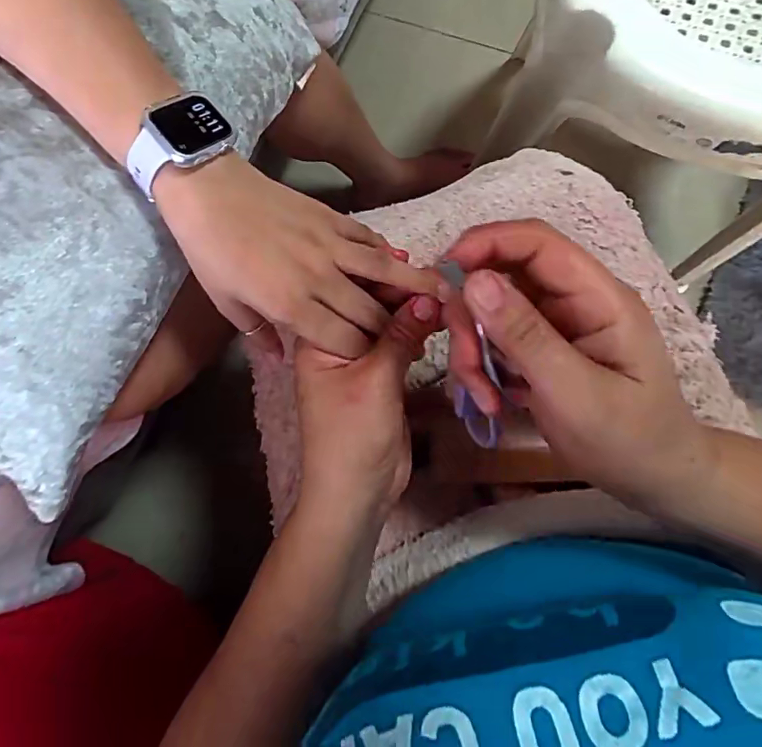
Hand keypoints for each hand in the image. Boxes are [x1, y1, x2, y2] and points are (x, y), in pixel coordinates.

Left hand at [155, 155, 439, 358]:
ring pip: (384, 270)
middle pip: (371, 312)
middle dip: (395, 329)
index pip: (346, 340)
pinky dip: (386, 249)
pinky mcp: (332, 217)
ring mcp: (330, 244)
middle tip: (415, 333)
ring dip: (415, 284)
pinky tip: (397, 258)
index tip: (379, 358)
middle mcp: (320, 278)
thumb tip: (280, 359)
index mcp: (292, 305)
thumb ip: (258, 333)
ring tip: (443, 292)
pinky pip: (368, 237)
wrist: (209, 192)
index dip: (367, 353)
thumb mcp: (225, 303)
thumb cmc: (211, 252)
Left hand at [293, 294, 440, 516]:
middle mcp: (334, 340)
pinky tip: (437, 319)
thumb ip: (400, 336)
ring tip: (443, 295)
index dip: (383, 278)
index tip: (419, 267)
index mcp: (318, 337)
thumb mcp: (376, 382)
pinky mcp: (378, 373)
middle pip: (369, 303)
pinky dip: (416, 331)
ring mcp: (357, 357)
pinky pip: (396, 342)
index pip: (348, 293)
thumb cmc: (352, 437)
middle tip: (440, 280)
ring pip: (386, 321)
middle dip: (402, 291)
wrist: (355, 494)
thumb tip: (428, 295)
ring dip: (412, 310)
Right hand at [441, 220, 714, 514]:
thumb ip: (525, 336)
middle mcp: (573, 300)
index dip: (487, 242)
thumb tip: (473, 280)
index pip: (537, 242)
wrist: (656, 480)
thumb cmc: (631, 439)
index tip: (444, 269)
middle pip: (504, 274)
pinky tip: (490, 400)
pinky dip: (480, 364)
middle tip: (463, 359)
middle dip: (472, 313)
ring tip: (481, 395)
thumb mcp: (575, 392)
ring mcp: (554, 323)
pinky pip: (493, 338)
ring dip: (472, 347)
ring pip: (490, 309)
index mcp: (598, 296)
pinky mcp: (538, 347)